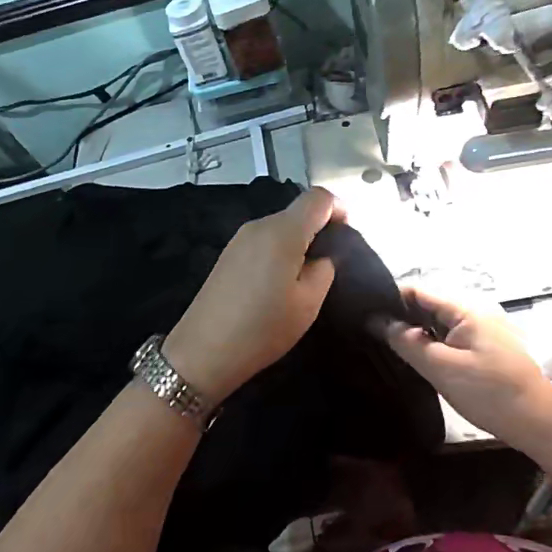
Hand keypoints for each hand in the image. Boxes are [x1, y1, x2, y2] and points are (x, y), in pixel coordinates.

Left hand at [164, 189, 343, 405]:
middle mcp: (259, 225)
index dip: (339, 209)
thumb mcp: (308, 303)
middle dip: (319, 229)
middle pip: (298, 212)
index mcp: (283, 231)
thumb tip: (322, 256)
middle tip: (332, 264)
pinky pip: (263, 242)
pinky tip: (279, 284)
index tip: (348, 236)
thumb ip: (324, 269)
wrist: (203, 353)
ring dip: (298, 243)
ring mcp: (239, 239)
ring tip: (306, 279)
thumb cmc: (263, 328)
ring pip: (280, 228)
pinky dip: (279, 253)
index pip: (318, 198)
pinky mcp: (228, 255)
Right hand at [380, 286, 551, 448]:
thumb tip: (378, 321)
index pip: (418, 291)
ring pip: (439, 324)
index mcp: (465, 309)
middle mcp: (475, 311)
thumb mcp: (443, 369)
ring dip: (416, 334)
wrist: (540, 422)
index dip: (389, 299)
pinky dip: (433, 345)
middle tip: (369, 336)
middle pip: (427, 306)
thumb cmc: (491, 393)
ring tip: (386, 348)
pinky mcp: (486, 347)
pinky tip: (418, 360)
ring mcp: (482, 329)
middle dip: (400, 318)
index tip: (362, 315)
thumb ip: (409, 343)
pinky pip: (451, 338)